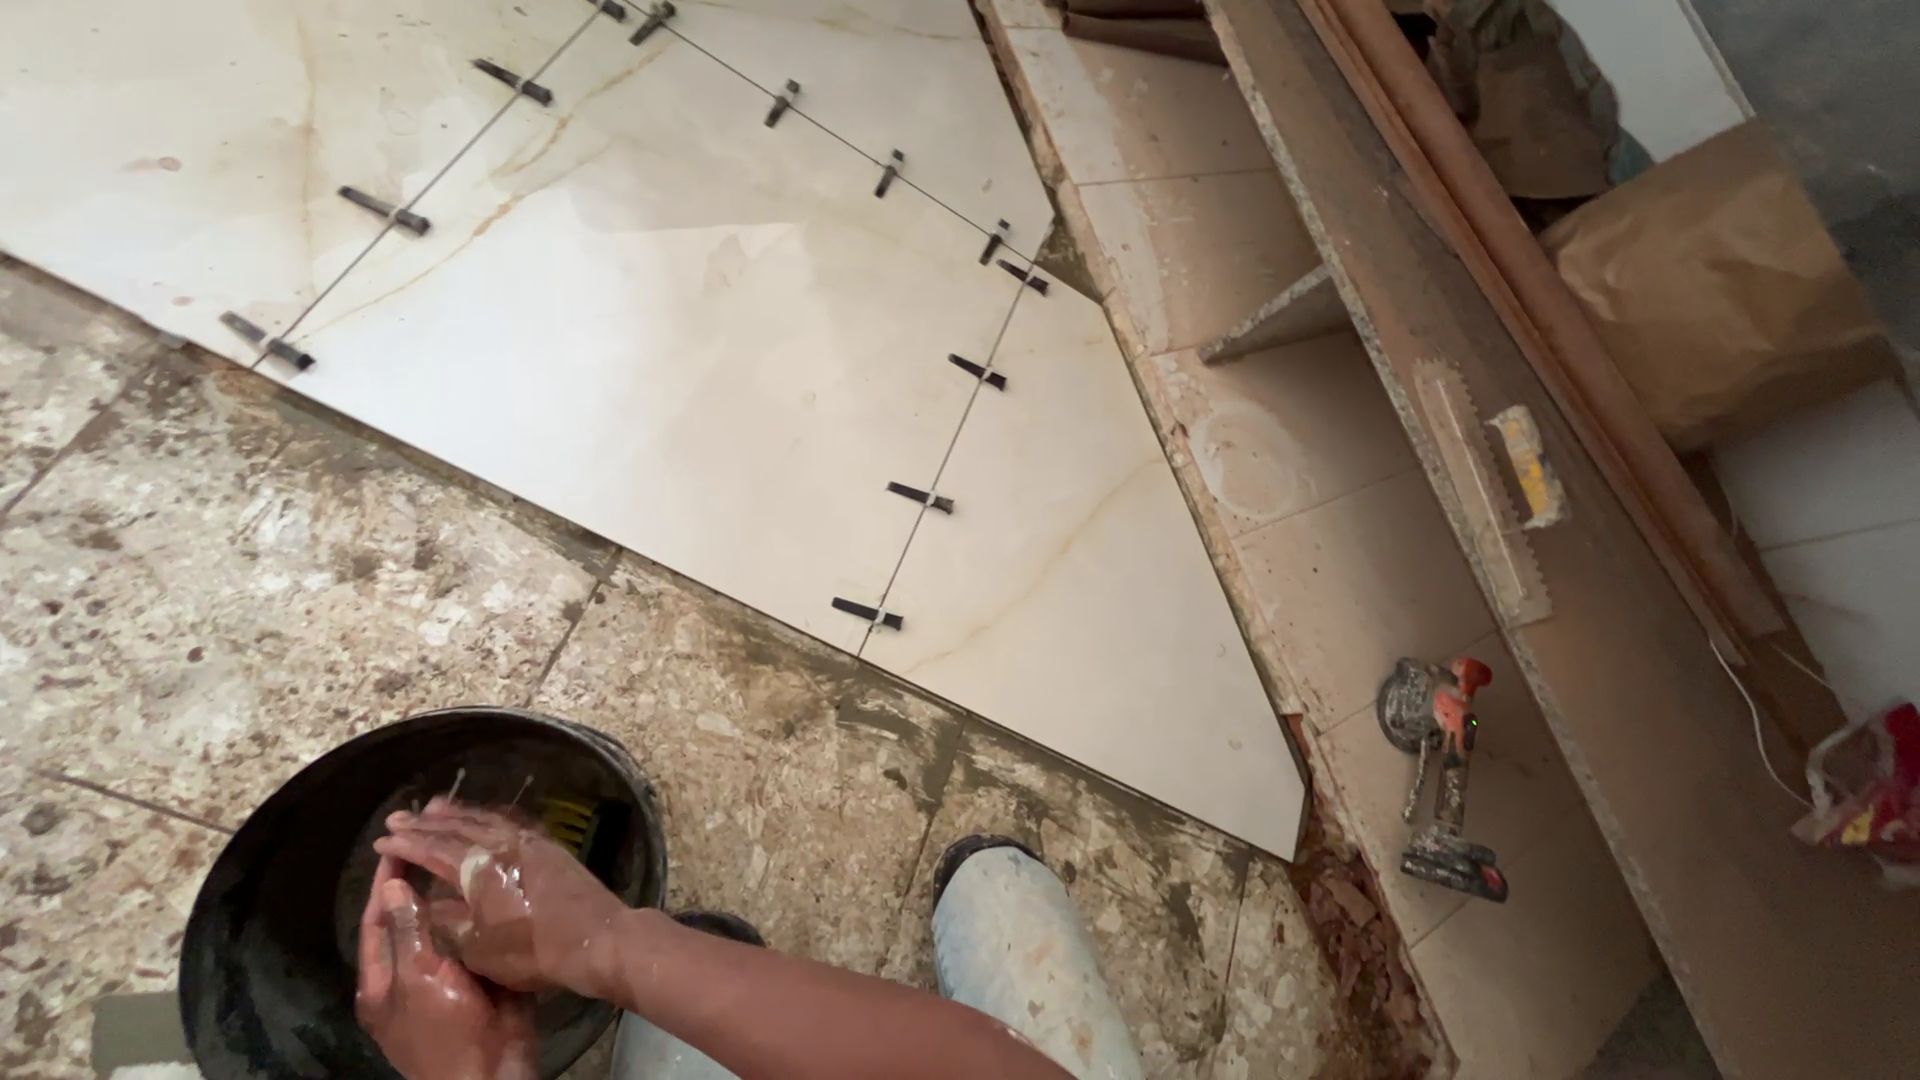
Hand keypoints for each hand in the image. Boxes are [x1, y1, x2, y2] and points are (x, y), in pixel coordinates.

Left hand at [356, 856, 536, 1079]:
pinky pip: (475, 933)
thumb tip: (392, 885)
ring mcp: (447, 972)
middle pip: (411, 917)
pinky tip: (494, 883)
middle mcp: (412, 971)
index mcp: (384, 978)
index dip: (384, 882)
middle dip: (420, 880)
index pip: (377, 919)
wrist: (492, 1067)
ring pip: (445, 922)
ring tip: (467, 851)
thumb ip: (407, 932)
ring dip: (453, 891)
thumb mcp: (419, 980)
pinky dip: (480, 908)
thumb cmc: (445, 1029)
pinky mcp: (481, 971)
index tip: (396, 843)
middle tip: (436, 839)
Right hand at [373, 799, 629, 995]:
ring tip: (435, 807)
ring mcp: (532, 842)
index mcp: (482, 867)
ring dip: (459, 814)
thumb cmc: (532, 950)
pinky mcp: (550, 847)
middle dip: (427, 823)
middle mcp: (507, 845)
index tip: (382, 840)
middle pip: (460, 828)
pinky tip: (484, 819)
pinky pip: (511, 823)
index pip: (436, 849)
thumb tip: (425, 897)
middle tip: (400, 817)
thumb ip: (447, 917)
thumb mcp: (477, 945)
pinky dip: (490, 818)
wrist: (595, 938)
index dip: (408, 844)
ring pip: (488, 820)